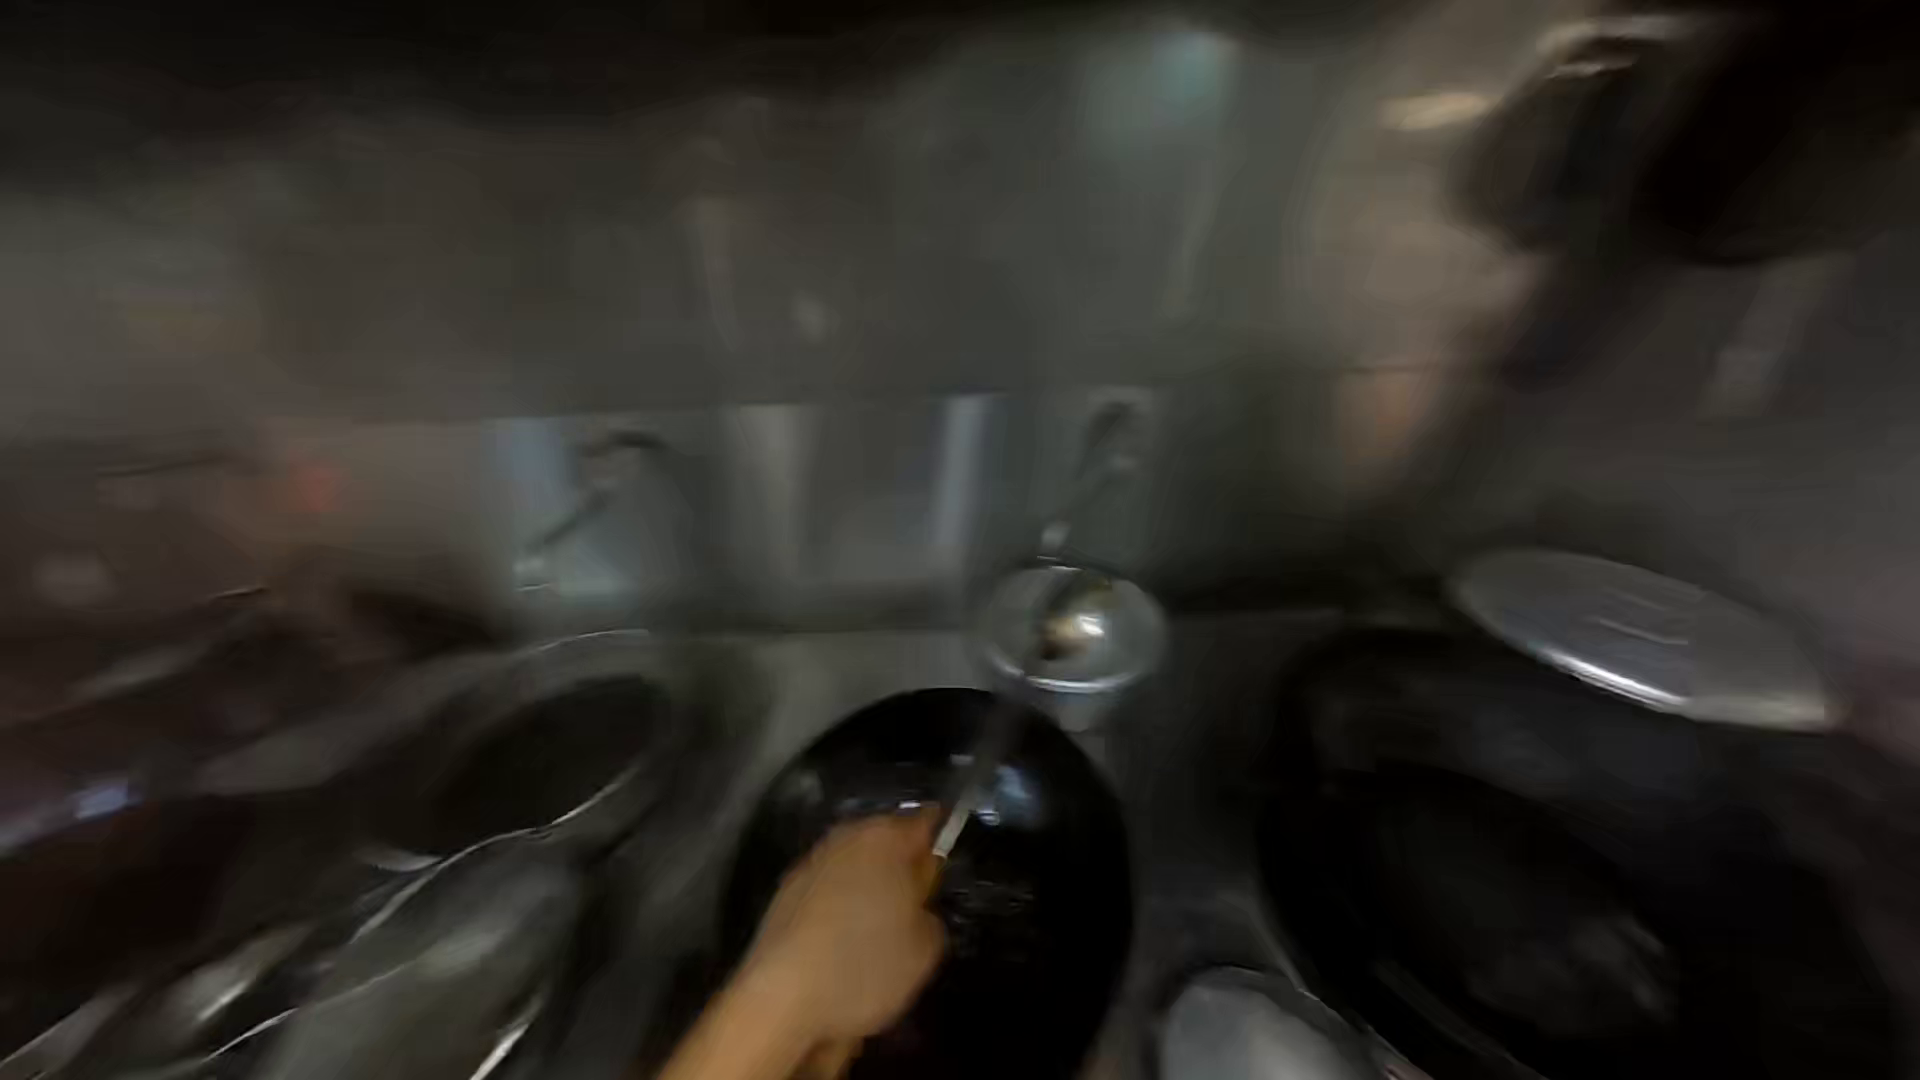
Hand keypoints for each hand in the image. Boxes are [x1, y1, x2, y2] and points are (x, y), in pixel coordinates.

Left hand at [741, 812, 946, 1040]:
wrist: (780, 999)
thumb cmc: (864, 965)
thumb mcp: (925, 949)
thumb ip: (930, 915)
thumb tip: (916, 907)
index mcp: (887, 837)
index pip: (927, 821)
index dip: (941, 838)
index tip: (944, 863)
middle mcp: (849, 836)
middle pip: (888, 841)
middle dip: (901, 865)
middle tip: (912, 906)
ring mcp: (813, 860)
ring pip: (856, 864)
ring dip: (868, 885)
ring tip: (873, 931)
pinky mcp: (787, 889)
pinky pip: (829, 888)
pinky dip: (838, 905)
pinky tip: (838, 945)